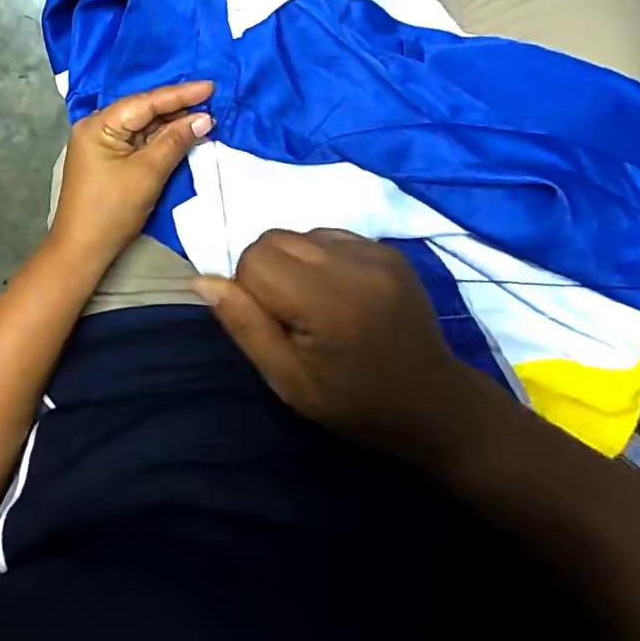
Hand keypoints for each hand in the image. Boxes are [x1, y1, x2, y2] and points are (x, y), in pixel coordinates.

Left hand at [48, 80, 213, 265]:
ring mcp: (100, 143)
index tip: (210, 86)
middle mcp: (95, 126)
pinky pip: (136, 140)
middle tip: (211, 99)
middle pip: (142, 109)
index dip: (180, 94)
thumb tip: (203, 119)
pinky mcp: (107, 158)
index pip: (144, 102)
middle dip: (176, 106)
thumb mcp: (147, 173)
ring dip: (170, 122)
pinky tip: (180, 132)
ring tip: (203, 114)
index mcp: (98, 124)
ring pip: (141, 125)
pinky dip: (159, 137)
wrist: (82, 248)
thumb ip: (175, 141)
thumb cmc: (112, 210)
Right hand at [193, 228, 481, 452]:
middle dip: (267, 272)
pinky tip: (339, 292)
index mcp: (328, 302)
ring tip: (318, 304)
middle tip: (292, 316)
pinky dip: (318, 258)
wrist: (438, 406)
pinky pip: (326, 235)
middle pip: (272, 239)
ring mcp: (375, 252)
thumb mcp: (289, 382)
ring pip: (297, 234)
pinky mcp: (387, 250)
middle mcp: (352, 265)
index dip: (251, 293)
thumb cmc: (356, 405)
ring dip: (292, 263)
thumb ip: (244, 326)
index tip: (276, 327)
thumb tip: (201, 279)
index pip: (253, 260)